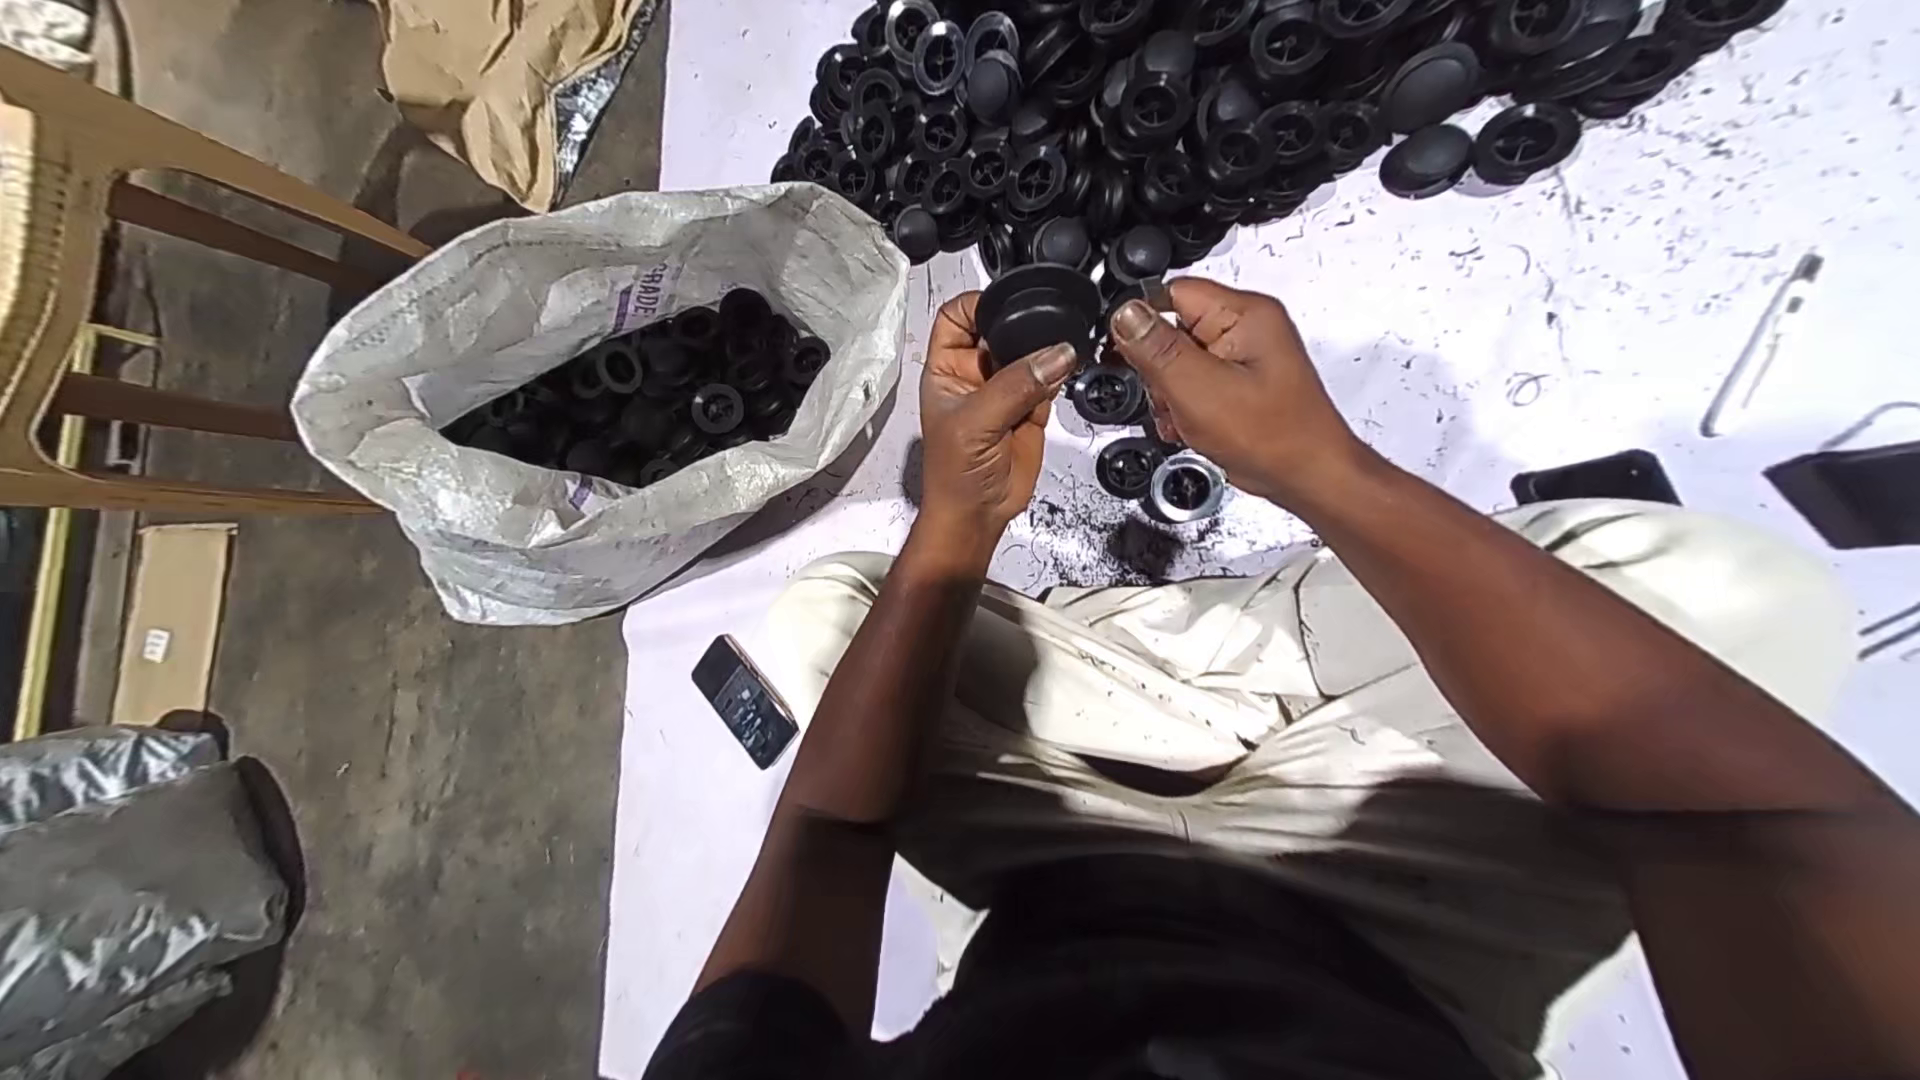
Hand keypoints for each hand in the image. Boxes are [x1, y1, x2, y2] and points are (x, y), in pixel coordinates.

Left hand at [917, 292, 1077, 555]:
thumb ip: (1014, 386)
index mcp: (946, 369)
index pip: (957, 317)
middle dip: (1020, 327)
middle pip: (999, 329)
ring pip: (1029, 353)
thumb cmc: (954, 476)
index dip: (977, 304)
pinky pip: (1049, 379)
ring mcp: (1005, 389)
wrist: (979, 514)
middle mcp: (976, 374)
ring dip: (1045, 352)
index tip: (1004, 305)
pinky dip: (1059, 374)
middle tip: (1041, 332)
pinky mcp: (1031, 408)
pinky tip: (1061, 376)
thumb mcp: (975, 423)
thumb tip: (1053, 356)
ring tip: (1055, 359)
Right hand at [1107, 278, 1366, 504]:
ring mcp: (1241, 356)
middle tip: (1170, 396)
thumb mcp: (1197, 389)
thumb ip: (1156, 349)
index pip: (1169, 293)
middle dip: (1157, 369)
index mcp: (1242, 314)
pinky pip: (1190, 383)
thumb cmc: (1273, 436)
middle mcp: (1245, 328)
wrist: (1303, 476)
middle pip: (1170, 329)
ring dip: (1167, 393)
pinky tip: (1191, 424)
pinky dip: (1181, 406)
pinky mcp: (1235, 382)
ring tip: (1186, 415)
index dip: (1140, 324)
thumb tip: (1125, 314)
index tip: (1132, 356)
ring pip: (1176, 361)